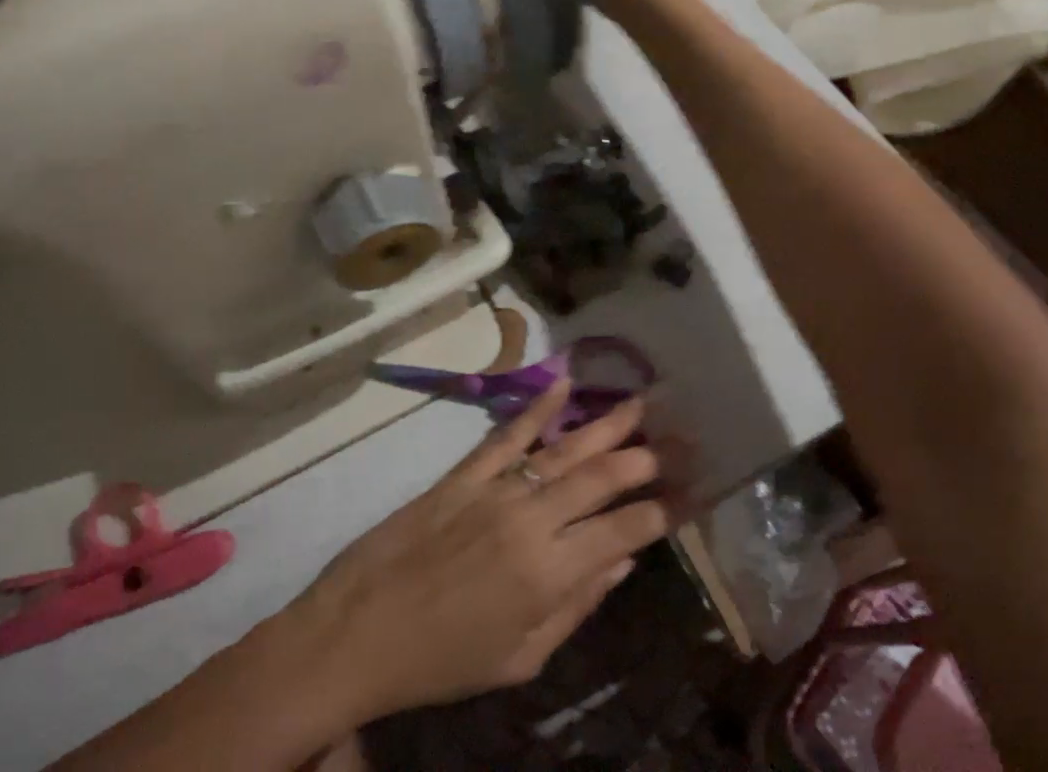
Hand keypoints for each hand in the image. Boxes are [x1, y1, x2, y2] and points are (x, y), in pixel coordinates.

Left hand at [288, 380, 674, 720]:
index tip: (691, 491)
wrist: (356, 634)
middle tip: (680, 438)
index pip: (626, 529)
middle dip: (647, 457)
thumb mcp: (520, 658)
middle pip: (602, 478)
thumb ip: (576, 607)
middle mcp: (531, 520)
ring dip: (606, 425)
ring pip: (563, 450)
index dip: (664, 510)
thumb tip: (623, 562)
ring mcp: (494, 491)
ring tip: (642, 402)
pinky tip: (563, 386)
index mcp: (551, 573)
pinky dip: (536, 409)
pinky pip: (506, 436)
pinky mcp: (461, 477)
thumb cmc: (443, 661)